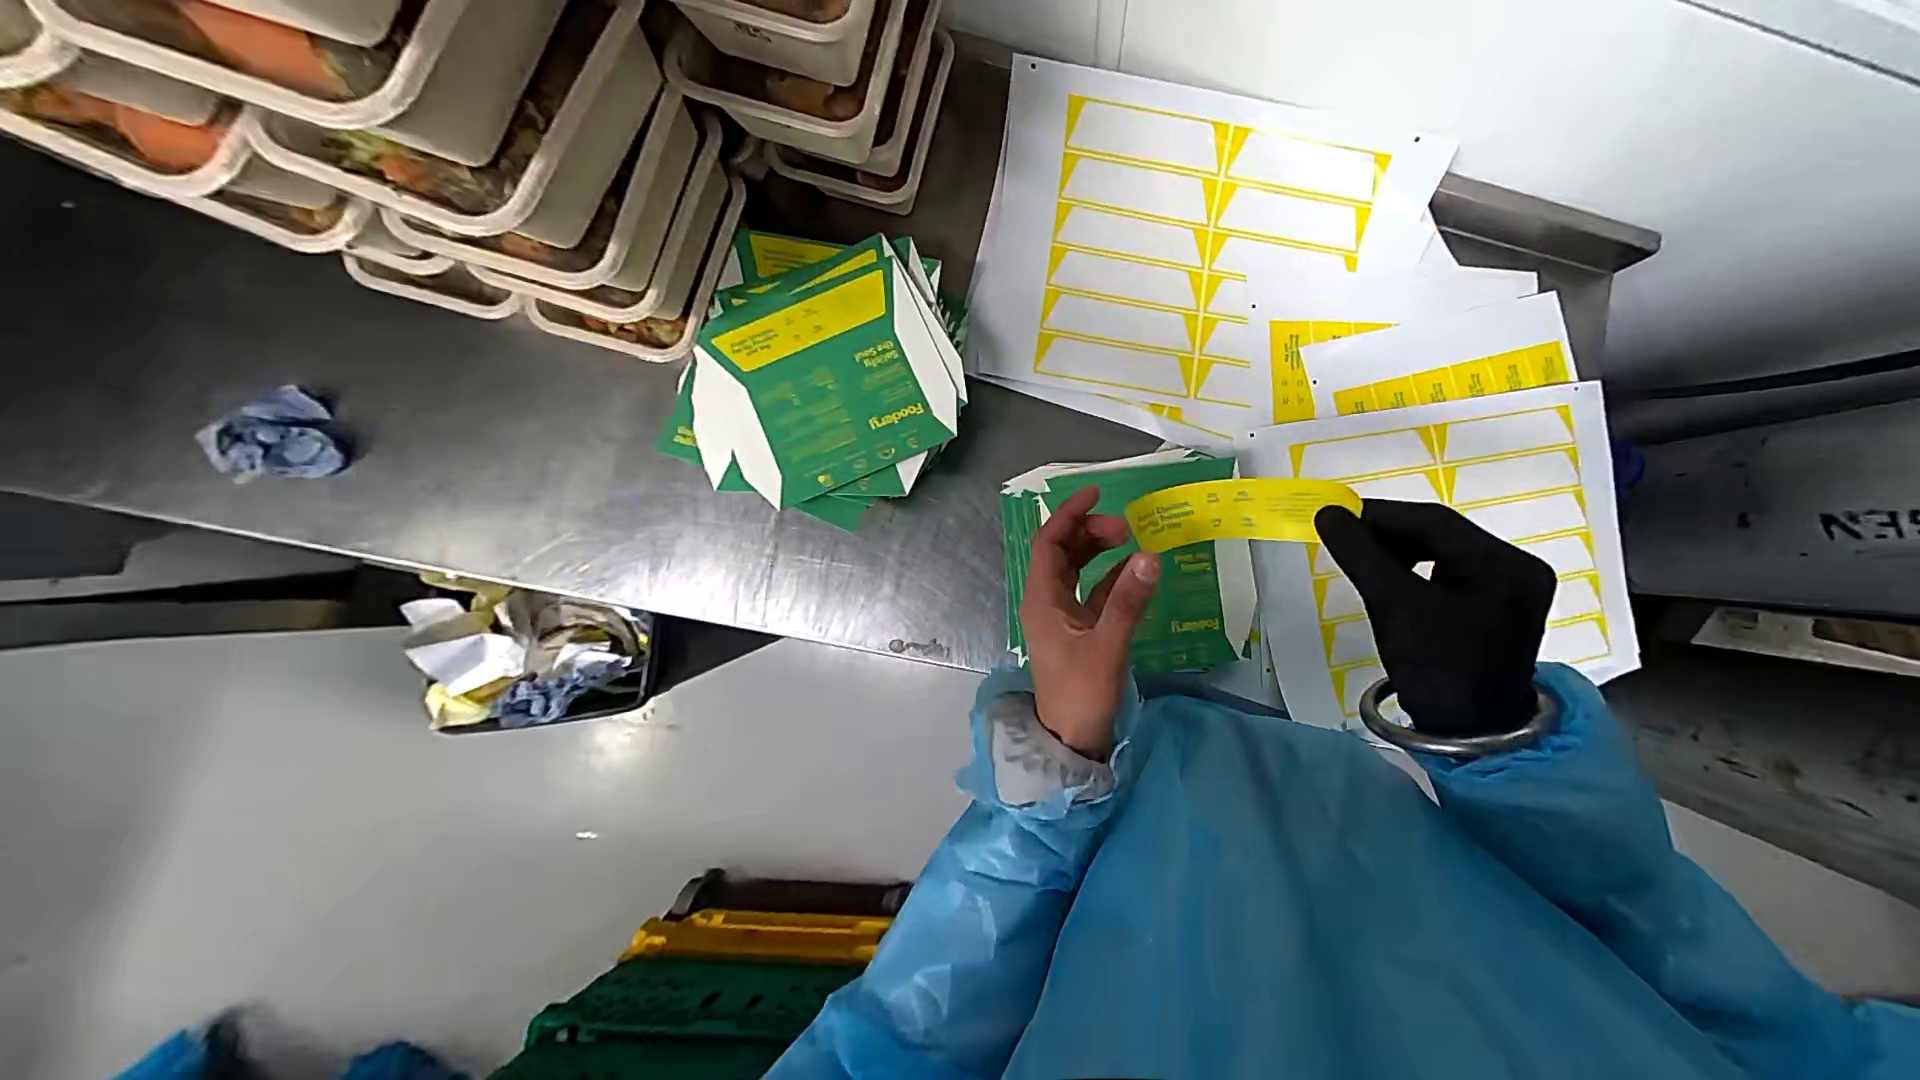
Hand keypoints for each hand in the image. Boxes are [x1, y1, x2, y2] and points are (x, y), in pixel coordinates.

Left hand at [1019, 485, 1160, 757]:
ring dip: (1099, 553)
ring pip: (1077, 572)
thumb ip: (1127, 602)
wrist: (1071, 742)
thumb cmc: (1080, 695)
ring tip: (1130, 542)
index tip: (1095, 493)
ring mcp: (1063, 617)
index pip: (1048, 544)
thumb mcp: (1106, 646)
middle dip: (1088, 532)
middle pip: (1062, 553)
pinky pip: (1093, 594)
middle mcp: (1047, 602)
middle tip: (1124, 527)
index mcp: (1041, 600)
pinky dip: (1111, 580)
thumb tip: (1149, 556)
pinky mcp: (1080, 632)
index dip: (1067, 515)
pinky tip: (1134, 574)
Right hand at [1313, 500, 1556, 735]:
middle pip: (1441, 533)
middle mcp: (1517, 567)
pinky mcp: (1497, 602)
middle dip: (1388, 532)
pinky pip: (1449, 569)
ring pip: (1444, 549)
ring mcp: (1511, 585)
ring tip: (1360, 556)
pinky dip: (1415, 566)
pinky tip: (1390, 574)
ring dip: (1399, 548)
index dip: (1379, 514)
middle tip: (1343, 537)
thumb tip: (1328, 514)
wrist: (1467, 729)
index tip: (1335, 517)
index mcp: (1504, 565)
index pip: (1433, 521)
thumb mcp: (1392, 605)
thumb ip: (1360, 554)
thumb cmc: (1434, 667)